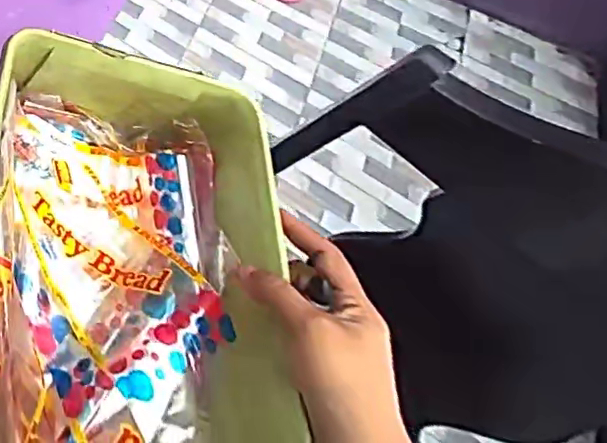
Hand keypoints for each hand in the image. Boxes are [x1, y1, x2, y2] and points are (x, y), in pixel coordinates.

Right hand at [234, 211, 409, 442]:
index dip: (300, 232)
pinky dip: (271, 324)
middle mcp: (348, 325)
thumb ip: (277, 293)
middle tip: (251, 259)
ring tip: (248, 292)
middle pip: (309, 280)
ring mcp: (334, 348)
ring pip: (298, 308)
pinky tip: (254, 326)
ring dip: (273, 298)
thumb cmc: (348, 389)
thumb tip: (248, 270)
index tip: (275, 216)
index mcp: (358, 309)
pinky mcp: (318, 369)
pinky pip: (290, 333)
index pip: (328, 255)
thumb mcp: (309, 327)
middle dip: (279, 269)